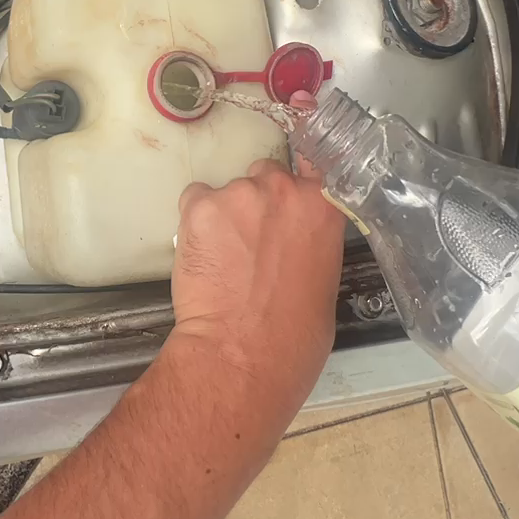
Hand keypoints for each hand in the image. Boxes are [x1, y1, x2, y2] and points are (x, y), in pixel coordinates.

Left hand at [169, 159, 344, 420]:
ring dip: (225, 214)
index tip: (287, 191)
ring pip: (227, 190)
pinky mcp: (199, 206)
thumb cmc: (293, 335)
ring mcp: (237, 194)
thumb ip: (310, 239)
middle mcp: (281, 188)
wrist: (241, 354)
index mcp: (321, 205)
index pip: (311, 165)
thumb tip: (293, 236)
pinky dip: (196, 222)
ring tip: (224, 256)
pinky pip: (195, 201)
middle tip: (251, 239)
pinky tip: (202, 254)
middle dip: (258, 200)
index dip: (296, 178)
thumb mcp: (324, 278)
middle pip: (265, 174)